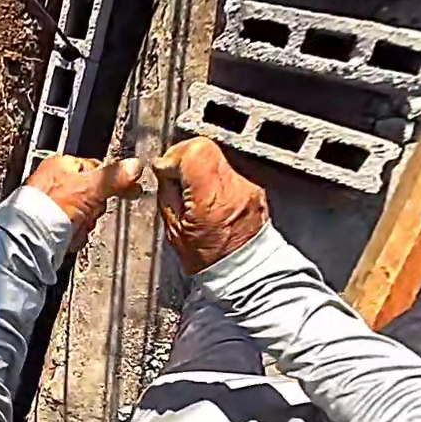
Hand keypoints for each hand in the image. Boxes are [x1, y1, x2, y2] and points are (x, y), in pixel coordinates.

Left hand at [27, 154, 145, 250]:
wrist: (28, 242)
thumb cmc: (50, 209)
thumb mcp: (89, 188)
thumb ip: (114, 177)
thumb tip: (135, 165)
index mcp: (62, 164)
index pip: (98, 169)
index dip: (111, 183)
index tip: (129, 191)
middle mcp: (55, 182)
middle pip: (93, 195)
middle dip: (94, 209)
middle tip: (85, 213)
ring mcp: (52, 205)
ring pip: (86, 215)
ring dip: (85, 225)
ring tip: (73, 228)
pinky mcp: (50, 226)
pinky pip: (74, 230)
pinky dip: (74, 237)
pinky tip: (67, 238)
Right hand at [152, 137, 268, 273]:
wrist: (246, 273)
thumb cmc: (210, 260)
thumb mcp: (175, 230)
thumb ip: (167, 193)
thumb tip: (165, 170)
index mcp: (211, 199)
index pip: (195, 152)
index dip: (174, 156)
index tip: (166, 171)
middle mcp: (234, 188)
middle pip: (206, 148)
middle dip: (185, 158)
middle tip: (177, 178)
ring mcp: (247, 187)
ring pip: (217, 157)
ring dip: (199, 168)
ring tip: (193, 192)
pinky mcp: (254, 189)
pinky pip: (228, 171)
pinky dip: (213, 178)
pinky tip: (208, 198)